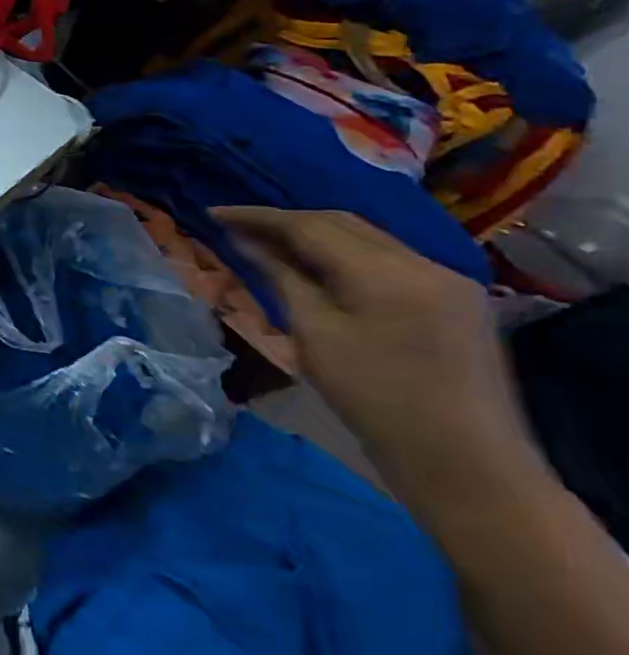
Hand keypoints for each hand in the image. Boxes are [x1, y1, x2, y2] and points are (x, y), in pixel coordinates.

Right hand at [212, 207, 534, 485]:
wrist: (464, 461)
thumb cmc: (373, 396)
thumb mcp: (313, 333)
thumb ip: (280, 277)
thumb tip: (244, 242)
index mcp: (386, 273)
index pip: (308, 225)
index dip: (256, 216)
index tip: (211, 213)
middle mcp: (423, 264)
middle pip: (340, 223)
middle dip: (283, 221)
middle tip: (233, 225)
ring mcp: (447, 281)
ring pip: (365, 237)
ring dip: (313, 234)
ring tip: (266, 241)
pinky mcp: (454, 299)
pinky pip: (387, 257)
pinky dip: (343, 252)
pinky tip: (316, 264)